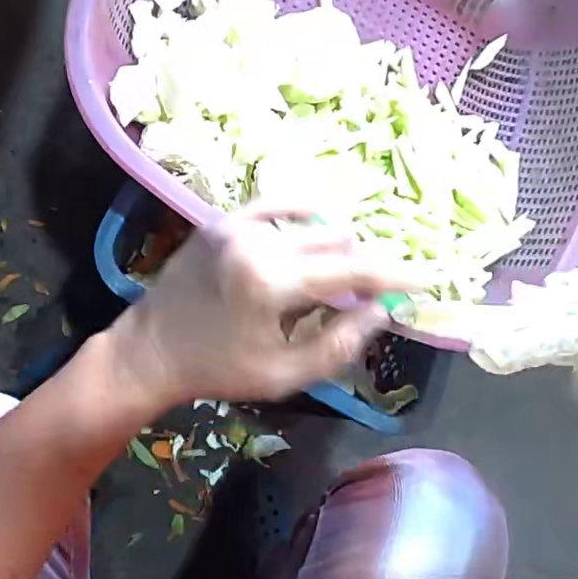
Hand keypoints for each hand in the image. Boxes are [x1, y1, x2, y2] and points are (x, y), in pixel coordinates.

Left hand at [104, 205, 418, 407]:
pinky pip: (277, 204)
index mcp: (271, 283)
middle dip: (361, 267)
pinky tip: (317, 229)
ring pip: (312, 222)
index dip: (394, 276)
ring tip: (333, 278)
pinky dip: (304, 216)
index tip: (426, 279)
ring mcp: (236, 225)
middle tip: (369, 294)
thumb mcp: (283, 374)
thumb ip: (339, 344)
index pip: (352, 272)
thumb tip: (383, 310)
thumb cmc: (218, 370)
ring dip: (333, 247)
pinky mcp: (222, 221)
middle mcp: (257, 242)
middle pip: (337, 242)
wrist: (151, 350)